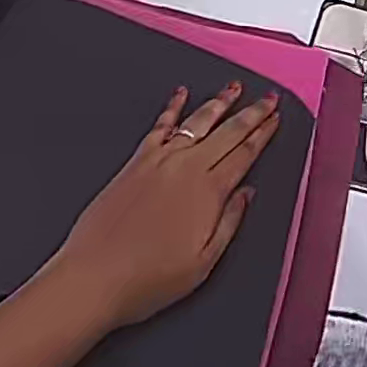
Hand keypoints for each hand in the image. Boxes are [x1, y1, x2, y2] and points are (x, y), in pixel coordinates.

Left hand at [56, 81, 280, 325]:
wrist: (92, 278)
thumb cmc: (147, 278)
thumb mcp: (203, 263)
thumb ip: (230, 222)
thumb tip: (246, 194)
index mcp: (209, 191)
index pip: (244, 152)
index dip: (263, 133)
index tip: (274, 119)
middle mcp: (187, 167)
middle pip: (229, 131)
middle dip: (253, 112)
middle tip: (268, 98)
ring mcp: (160, 160)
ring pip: (199, 121)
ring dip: (220, 101)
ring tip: (234, 88)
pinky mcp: (136, 161)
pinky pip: (160, 125)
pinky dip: (173, 107)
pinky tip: (181, 94)